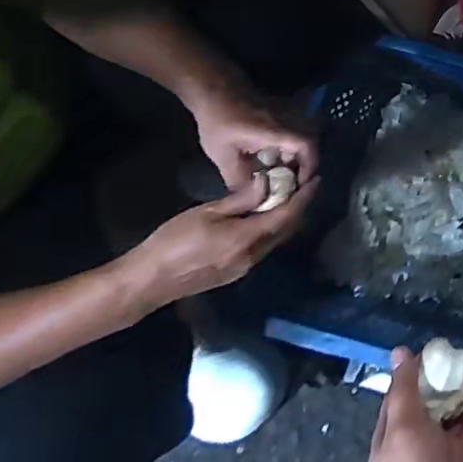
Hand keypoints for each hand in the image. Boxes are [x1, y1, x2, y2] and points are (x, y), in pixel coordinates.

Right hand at [114, 170, 318, 311]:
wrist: (146, 282)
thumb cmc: (174, 241)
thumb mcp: (208, 212)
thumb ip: (242, 199)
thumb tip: (269, 183)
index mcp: (247, 240)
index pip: (287, 215)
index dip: (304, 197)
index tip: (316, 179)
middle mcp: (253, 257)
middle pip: (287, 229)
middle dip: (299, 207)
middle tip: (303, 185)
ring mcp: (244, 268)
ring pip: (276, 240)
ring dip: (286, 219)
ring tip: (287, 196)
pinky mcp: (234, 274)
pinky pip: (263, 248)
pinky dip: (271, 230)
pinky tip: (265, 217)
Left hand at [186, 84, 319, 190]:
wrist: (216, 89)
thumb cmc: (218, 121)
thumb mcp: (223, 155)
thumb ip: (238, 179)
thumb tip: (250, 200)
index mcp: (277, 132)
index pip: (306, 146)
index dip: (309, 166)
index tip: (300, 185)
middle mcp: (288, 121)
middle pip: (307, 144)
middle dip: (302, 166)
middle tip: (289, 184)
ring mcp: (286, 114)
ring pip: (300, 139)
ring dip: (294, 157)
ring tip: (278, 174)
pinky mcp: (281, 112)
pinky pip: (291, 133)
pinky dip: (287, 148)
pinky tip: (271, 158)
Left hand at [369, 349, 462, 461]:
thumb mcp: (404, 426)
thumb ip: (403, 387)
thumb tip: (399, 350)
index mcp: (399, 420)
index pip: (413, 383)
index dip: (431, 366)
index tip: (450, 352)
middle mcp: (419, 430)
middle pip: (442, 393)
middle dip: (462, 382)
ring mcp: (441, 446)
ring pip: (462, 411)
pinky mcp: (462, 458)